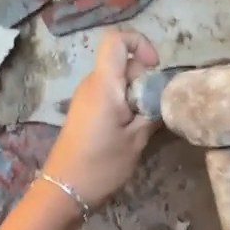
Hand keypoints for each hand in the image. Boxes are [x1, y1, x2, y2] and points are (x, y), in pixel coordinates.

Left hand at [40, 30, 159, 208]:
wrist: (64, 190)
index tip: (155, 67)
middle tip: (153, 107)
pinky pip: (108, 94)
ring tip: (144, 122)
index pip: (117, 40)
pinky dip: (123, 104)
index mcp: (103, 83)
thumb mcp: (137, 139)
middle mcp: (91, 84)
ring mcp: (84, 97)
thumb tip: (165, 97)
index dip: (140, 43)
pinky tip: (130, 130)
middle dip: (143, 78)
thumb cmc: (101, 164)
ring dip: (135, 94)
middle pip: (121, 62)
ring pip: (116, 80)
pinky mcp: (83, 111)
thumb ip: (152, 111)